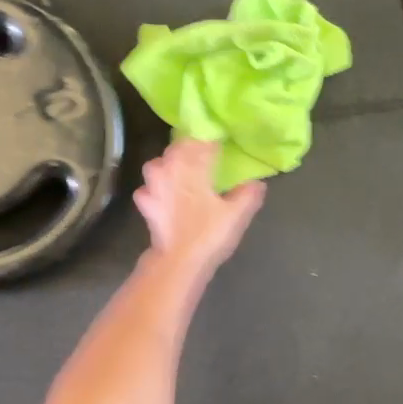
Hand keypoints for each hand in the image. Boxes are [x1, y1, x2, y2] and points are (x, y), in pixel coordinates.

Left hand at [134, 140, 264, 273]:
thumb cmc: (209, 234)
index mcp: (194, 166)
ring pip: (159, 164)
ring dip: (169, 164)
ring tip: (182, 173)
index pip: (204, 142)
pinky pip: (148, 188)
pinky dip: (156, 189)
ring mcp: (153, 185)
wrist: (178, 261)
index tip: (222, 144)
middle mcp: (170, 168)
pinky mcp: (145, 203)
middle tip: (204, 155)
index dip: (214, 142)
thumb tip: (257, 182)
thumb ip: (248, 194)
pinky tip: (164, 196)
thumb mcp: (237, 215)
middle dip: (191, 149)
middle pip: (179, 148)